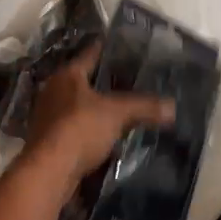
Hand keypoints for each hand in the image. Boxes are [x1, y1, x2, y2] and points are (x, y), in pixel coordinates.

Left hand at [23, 41, 175, 181]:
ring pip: (77, 106)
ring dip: (95, 109)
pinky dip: (88, 131)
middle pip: (83, 80)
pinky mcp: (48, 142)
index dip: (109, 49)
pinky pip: (73, 129)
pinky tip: (105, 137)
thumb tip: (172, 107)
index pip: (91, 53)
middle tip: (130, 81)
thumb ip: (144, 107)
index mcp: (68, 74)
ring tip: (120, 110)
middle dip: (104, 82)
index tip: (126, 47)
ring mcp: (48, 117)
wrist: (48, 173)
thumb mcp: (117, 114)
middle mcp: (54, 90)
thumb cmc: (80, 128)